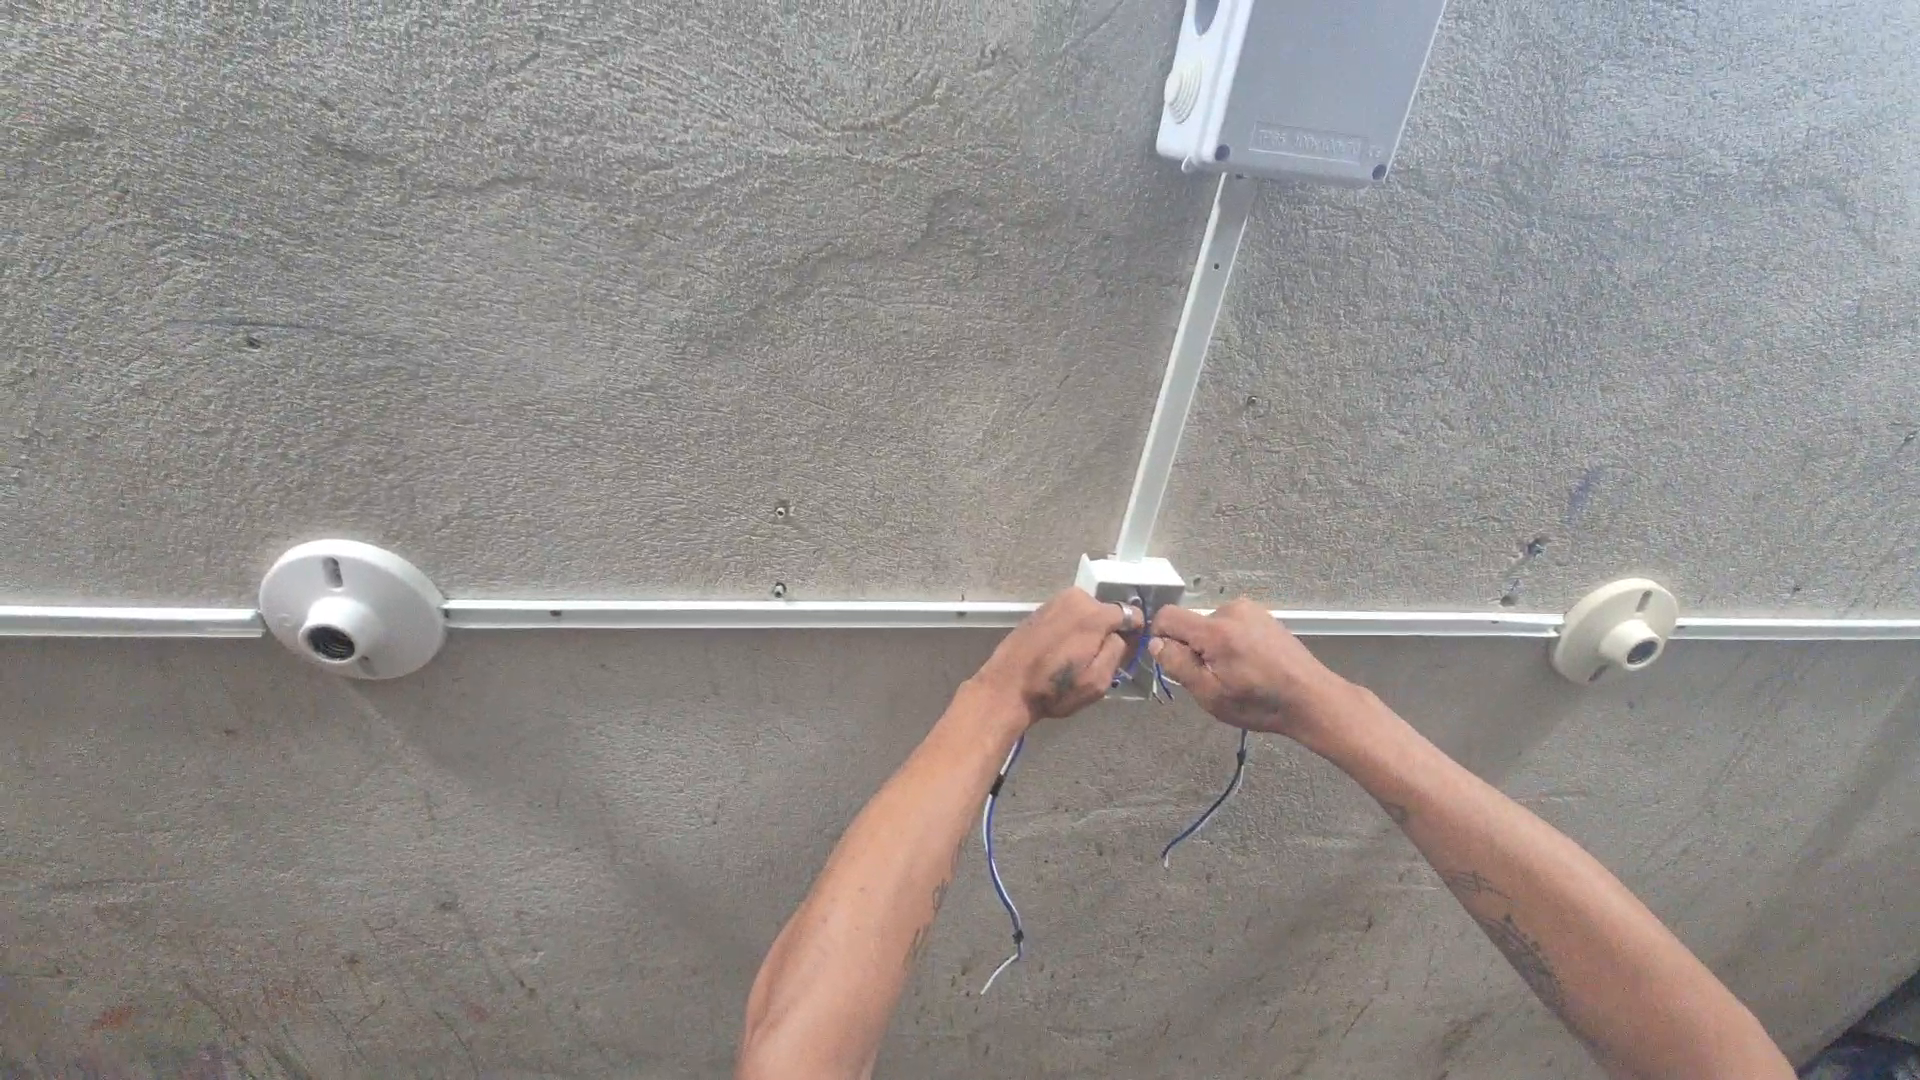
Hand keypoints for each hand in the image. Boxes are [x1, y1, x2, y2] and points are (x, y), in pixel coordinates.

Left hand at [972, 588, 1137, 723]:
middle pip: (1107, 612)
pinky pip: (1069, 614)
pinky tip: (1062, 649)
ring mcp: (1055, 600)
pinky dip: (1072, 628)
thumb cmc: (1054, 689)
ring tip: (1078, 657)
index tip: (1127, 653)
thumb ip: (1117, 652)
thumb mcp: (1097, 681)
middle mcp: (1076, 598)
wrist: (1007, 686)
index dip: (1133, 634)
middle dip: (1108, 632)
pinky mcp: (1041, 608)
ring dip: (1089, 630)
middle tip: (1098, 659)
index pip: (1131, 614)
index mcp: (1094, 615)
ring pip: (1088, 613)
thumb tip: (1122, 635)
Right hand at [1149, 599, 1355, 743]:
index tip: (1172, 661)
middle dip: (1192, 648)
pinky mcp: (1263, 616)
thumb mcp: (1210, 694)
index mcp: (1216, 630)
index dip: (1160, 637)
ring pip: (1210, 625)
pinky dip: (1230, 641)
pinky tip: (1249, 664)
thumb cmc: (1260, 704)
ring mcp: (1250, 610)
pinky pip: (1230, 624)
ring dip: (1212, 646)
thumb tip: (1156, 643)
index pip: (1167, 616)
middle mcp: (1231, 611)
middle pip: (1190, 623)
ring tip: (1235, 673)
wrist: (1312, 699)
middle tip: (1212, 678)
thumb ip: (1178, 665)